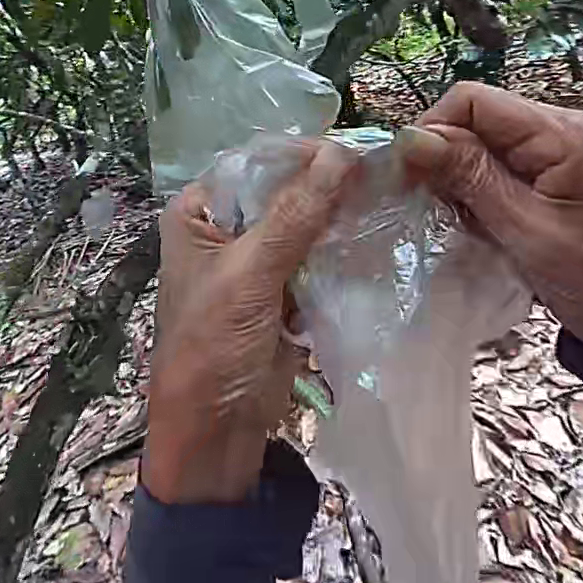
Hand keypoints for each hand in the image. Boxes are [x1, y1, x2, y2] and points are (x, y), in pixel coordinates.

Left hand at [143, 140, 356, 502]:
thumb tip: (342, 155)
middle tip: (379, 174)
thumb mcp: (249, 275)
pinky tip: (371, 233)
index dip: (302, 155)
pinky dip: (339, 247)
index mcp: (199, 211)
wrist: (215, 430)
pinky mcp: (283, 284)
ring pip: (304, 221)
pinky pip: (315, 253)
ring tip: (384, 198)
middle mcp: (225, 225)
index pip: (256, 163)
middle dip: (326, 186)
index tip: (354, 153)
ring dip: (337, 215)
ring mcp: (257, 256)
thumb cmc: (212, 345)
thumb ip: (295, 215)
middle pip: (282, 190)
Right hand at [398, 82, 582, 354]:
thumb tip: (410, 137)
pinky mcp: (575, 171)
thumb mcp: (528, 233)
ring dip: (470, 180)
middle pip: (483, 119)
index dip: (433, 130)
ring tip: (476, 224)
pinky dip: (492, 191)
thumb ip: (470, 178)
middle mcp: (573, 127)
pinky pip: (515, 164)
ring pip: (494, 144)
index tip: (412, 178)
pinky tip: (495, 224)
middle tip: (446, 211)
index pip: (475, 100)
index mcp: (568, 134)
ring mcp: (577, 148)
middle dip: (451, 160)